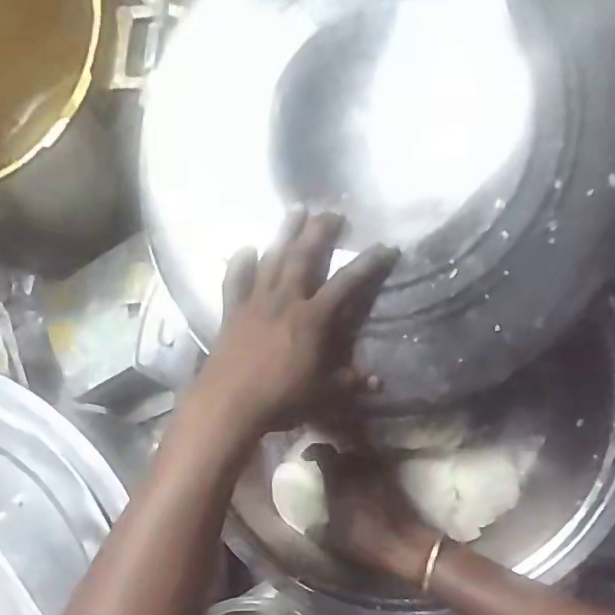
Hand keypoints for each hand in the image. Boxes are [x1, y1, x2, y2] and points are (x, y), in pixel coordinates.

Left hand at [185, 210, 398, 441]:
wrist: (228, 404)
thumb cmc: (280, 400)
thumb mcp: (322, 395)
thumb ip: (349, 382)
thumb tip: (377, 381)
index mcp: (312, 318)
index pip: (347, 282)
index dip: (369, 263)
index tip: (386, 247)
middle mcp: (284, 300)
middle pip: (305, 256)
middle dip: (321, 231)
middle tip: (333, 213)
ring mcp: (255, 303)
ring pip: (271, 259)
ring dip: (285, 233)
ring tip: (296, 211)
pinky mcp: (231, 313)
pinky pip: (234, 281)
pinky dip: (240, 263)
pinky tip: (246, 249)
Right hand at [305, 443, 439, 582]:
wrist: (407, 546)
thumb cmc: (367, 543)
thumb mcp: (333, 540)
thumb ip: (319, 529)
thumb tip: (309, 527)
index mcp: (339, 479)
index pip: (324, 452)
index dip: (314, 451)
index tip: (307, 457)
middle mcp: (359, 469)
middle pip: (345, 448)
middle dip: (335, 452)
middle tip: (328, 462)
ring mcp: (380, 471)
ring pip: (363, 453)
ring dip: (354, 456)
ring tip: (347, 468)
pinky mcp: (396, 479)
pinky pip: (378, 464)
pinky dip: (370, 466)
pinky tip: (366, 478)